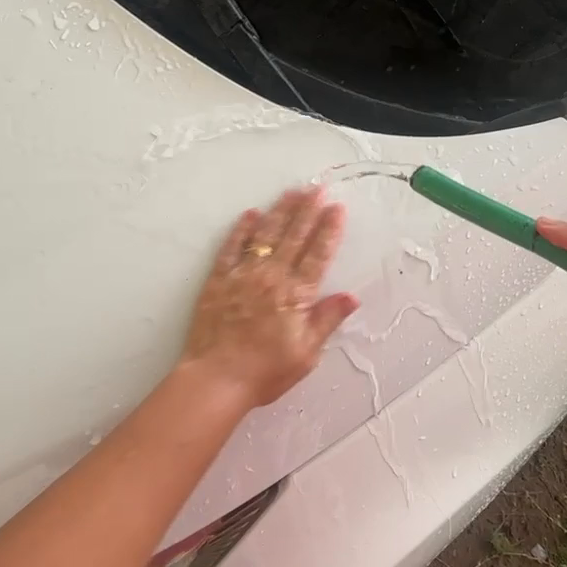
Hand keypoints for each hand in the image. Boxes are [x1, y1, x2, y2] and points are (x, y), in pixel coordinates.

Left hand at [180, 187, 359, 410]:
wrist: (217, 378)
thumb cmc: (265, 372)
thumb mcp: (306, 353)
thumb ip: (327, 320)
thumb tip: (350, 297)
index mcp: (296, 295)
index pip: (318, 254)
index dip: (329, 229)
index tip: (336, 209)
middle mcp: (272, 278)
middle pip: (294, 236)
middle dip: (308, 210)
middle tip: (317, 189)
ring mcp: (243, 275)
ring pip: (266, 235)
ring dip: (280, 211)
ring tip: (291, 193)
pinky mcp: (219, 280)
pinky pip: (232, 247)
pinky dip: (242, 230)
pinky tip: (250, 215)